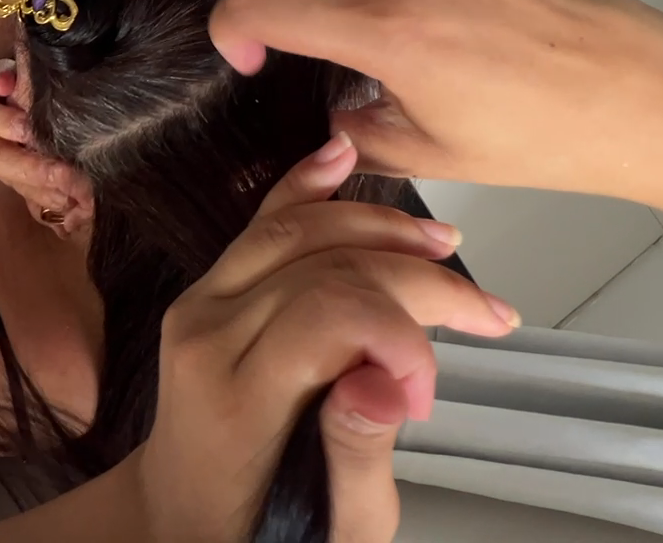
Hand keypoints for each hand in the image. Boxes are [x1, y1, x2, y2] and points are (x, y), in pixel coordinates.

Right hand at [0, 62, 93, 234]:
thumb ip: (2, 75)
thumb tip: (6, 80)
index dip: (9, 126)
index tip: (29, 129)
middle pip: (8, 165)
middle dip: (38, 172)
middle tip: (68, 175)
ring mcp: (7, 170)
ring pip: (23, 188)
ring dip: (52, 195)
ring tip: (81, 196)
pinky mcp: (20, 184)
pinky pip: (34, 202)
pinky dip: (55, 211)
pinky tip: (78, 214)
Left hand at [133, 133, 515, 541]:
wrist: (178, 515)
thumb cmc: (263, 532)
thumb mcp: (333, 530)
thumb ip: (358, 455)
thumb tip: (390, 380)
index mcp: (238, 394)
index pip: (327, 313)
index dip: (401, 330)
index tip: (432, 385)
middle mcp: (208, 330)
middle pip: (318, 264)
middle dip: (412, 274)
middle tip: (484, 308)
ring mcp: (198, 300)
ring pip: (288, 230)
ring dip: (371, 224)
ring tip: (442, 242)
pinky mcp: (203, 289)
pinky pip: (255, 228)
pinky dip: (300, 189)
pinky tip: (337, 157)